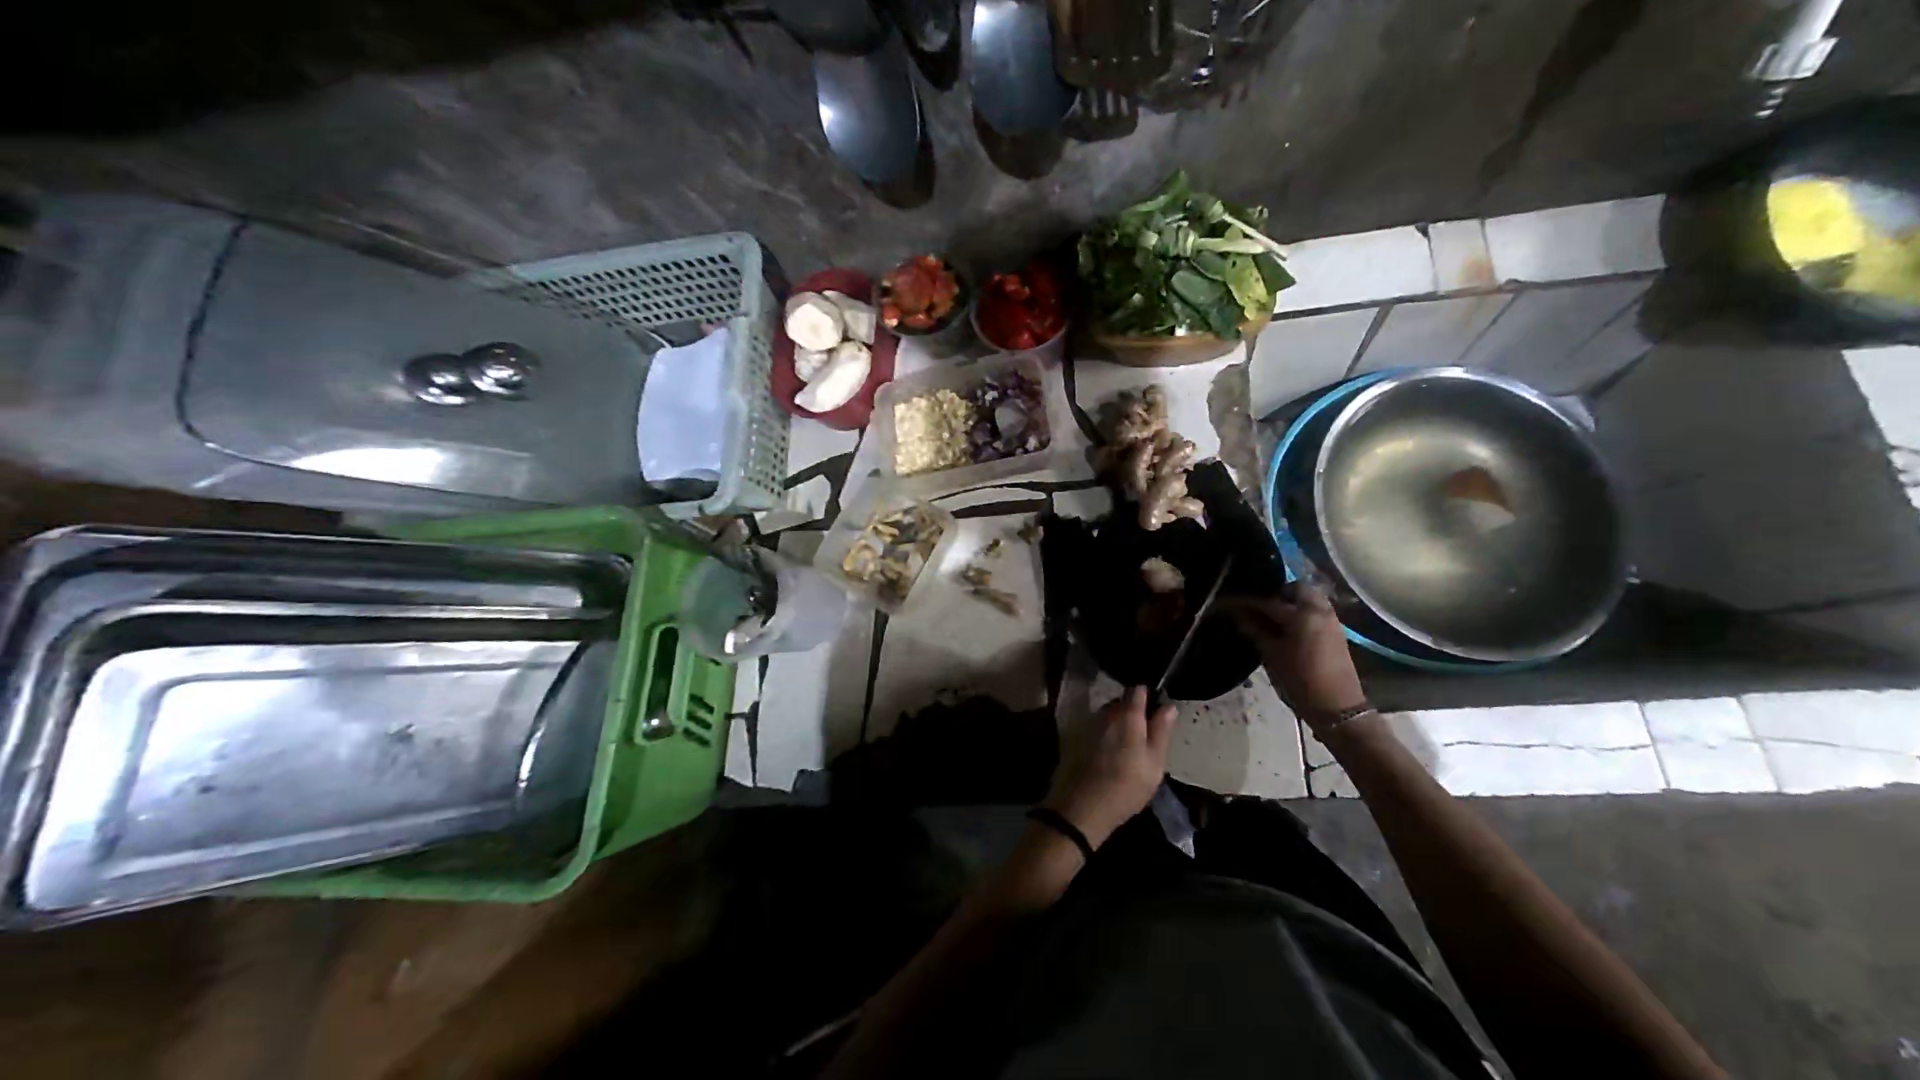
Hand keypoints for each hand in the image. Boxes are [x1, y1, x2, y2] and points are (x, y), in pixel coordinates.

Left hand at [1046, 686, 1175, 848]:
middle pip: (1121, 701)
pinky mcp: (1076, 737)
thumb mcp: (1155, 762)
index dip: (1148, 695)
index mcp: (1127, 714)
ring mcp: (1088, 724)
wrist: (1083, 805)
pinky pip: (1096, 728)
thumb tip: (1169, 706)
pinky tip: (1109, 755)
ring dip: (1118, 723)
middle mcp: (1105, 712)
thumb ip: (1161, 730)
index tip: (1156, 709)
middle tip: (1145, 734)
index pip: (1137, 689)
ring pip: (1108, 715)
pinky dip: (1104, 735)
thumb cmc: (1127, 784)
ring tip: (1127, 747)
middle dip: (1133, 711)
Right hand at [1228, 583, 1367, 729]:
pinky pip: (1318, 610)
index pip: (1267, 602)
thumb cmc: (1301, 681)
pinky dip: (1303, 611)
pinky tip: (1289, 626)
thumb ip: (1256, 632)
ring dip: (1292, 601)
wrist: (1338, 707)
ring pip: (1310, 598)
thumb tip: (1240, 617)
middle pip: (1297, 588)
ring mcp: (1331, 620)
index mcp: (1301, 615)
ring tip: (1273, 616)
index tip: (1228, 602)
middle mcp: (1319, 610)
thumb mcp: (1273, 656)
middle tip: (1259, 606)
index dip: (1245, 602)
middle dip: (1276, 593)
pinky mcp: (1337, 631)